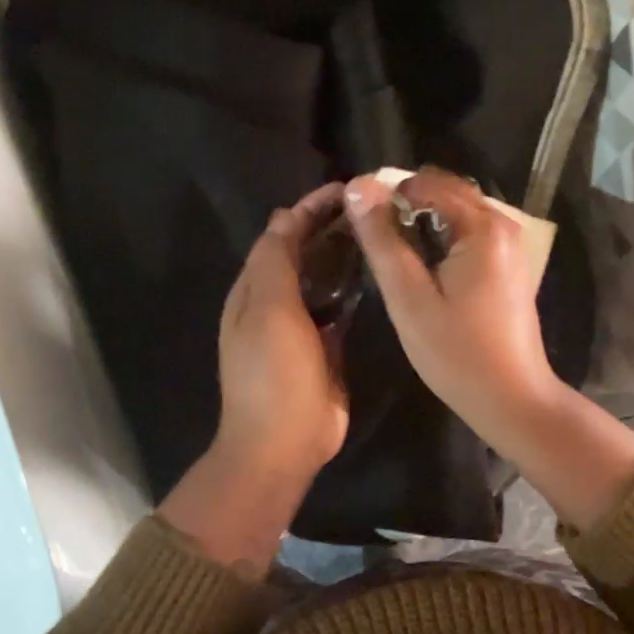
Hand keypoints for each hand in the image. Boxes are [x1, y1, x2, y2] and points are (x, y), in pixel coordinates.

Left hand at [215, 183, 350, 474]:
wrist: (283, 443)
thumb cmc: (273, 375)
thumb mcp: (269, 311)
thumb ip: (275, 262)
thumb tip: (284, 217)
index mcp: (253, 290)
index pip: (280, 236)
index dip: (309, 209)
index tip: (347, 189)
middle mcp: (273, 303)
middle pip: (302, 254)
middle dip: (329, 228)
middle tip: (374, 207)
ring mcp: (299, 328)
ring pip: (322, 280)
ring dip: (343, 256)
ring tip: (380, 232)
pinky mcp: (325, 350)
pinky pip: (338, 309)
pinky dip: (352, 290)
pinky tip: (376, 277)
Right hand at [343, 169, 557, 437]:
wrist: (511, 399)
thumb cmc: (457, 352)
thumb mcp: (409, 298)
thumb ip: (382, 240)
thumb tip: (356, 186)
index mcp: (482, 226)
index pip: (425, 182)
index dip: (388, 194)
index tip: (361, 225)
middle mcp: (502, 225)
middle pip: (445, 193)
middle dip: (405, 206)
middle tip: (372, 239)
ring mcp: (510, 247)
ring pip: (456, 214)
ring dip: (422, 224)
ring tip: (391, 254)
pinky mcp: (508, 268)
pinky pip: (468, 235)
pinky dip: (441, 241)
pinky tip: (421, 271)